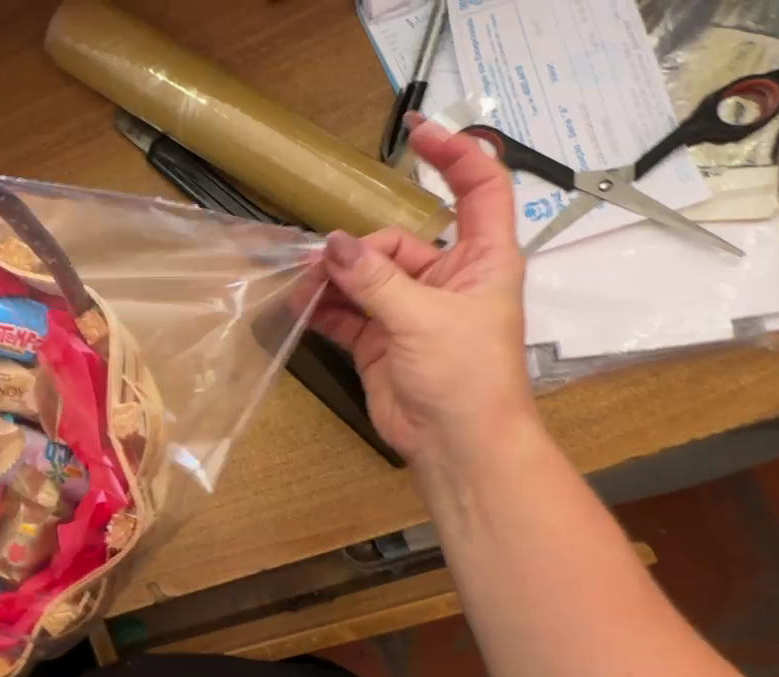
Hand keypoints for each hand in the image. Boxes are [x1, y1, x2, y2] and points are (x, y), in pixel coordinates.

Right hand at [312, 119, 540, 469]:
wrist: (453, 440)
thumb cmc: (464, 374)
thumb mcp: (422, 318)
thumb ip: (374, 281)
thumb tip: (332, 245)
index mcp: (481, 259)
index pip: (478, 188)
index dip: (454, 155)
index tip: (416, 134)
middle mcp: (445, 279)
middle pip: (395, 244)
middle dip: (356, 251)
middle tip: (316, 262)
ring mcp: (408, 311)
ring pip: (364, 280)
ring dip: (331, 282)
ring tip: (298, 288)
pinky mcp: (379, 340)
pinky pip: (345, 313)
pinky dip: (322, 310)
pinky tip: (298, 307)